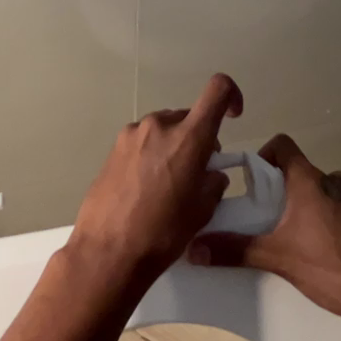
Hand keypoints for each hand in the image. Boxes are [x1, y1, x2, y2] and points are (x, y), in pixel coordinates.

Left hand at [68, 74, 244, 284]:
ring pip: (164, 129)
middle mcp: (159, 125)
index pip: (218, 90)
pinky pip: (143, 141)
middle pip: (188, 117)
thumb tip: (211, 173)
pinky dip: (151, 154)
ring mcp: (132, 134)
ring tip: (168, 184)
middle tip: (197, 172)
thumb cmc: (163, 233)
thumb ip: (214, 182)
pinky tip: (145, 187)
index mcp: (188, 137)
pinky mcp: (113, 147)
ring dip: (173, 146)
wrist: (108, 250)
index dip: (232, 95)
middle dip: (198, 137)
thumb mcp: (202, 211)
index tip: (233, 117)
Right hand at [187, 136, 340, 325]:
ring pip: (326, 192)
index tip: (256, 183)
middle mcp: (336, 179)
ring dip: (313, 207)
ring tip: (306, 240)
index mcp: (310, 181)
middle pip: (302, 173)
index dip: (265, 157)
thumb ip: (235, 250)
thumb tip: (194, 249)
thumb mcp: (279, 259)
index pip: (282, 146)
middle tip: (274, 222)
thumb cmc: (332, 270)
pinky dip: (337, 219)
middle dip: (286, 193)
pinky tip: (335, 249)